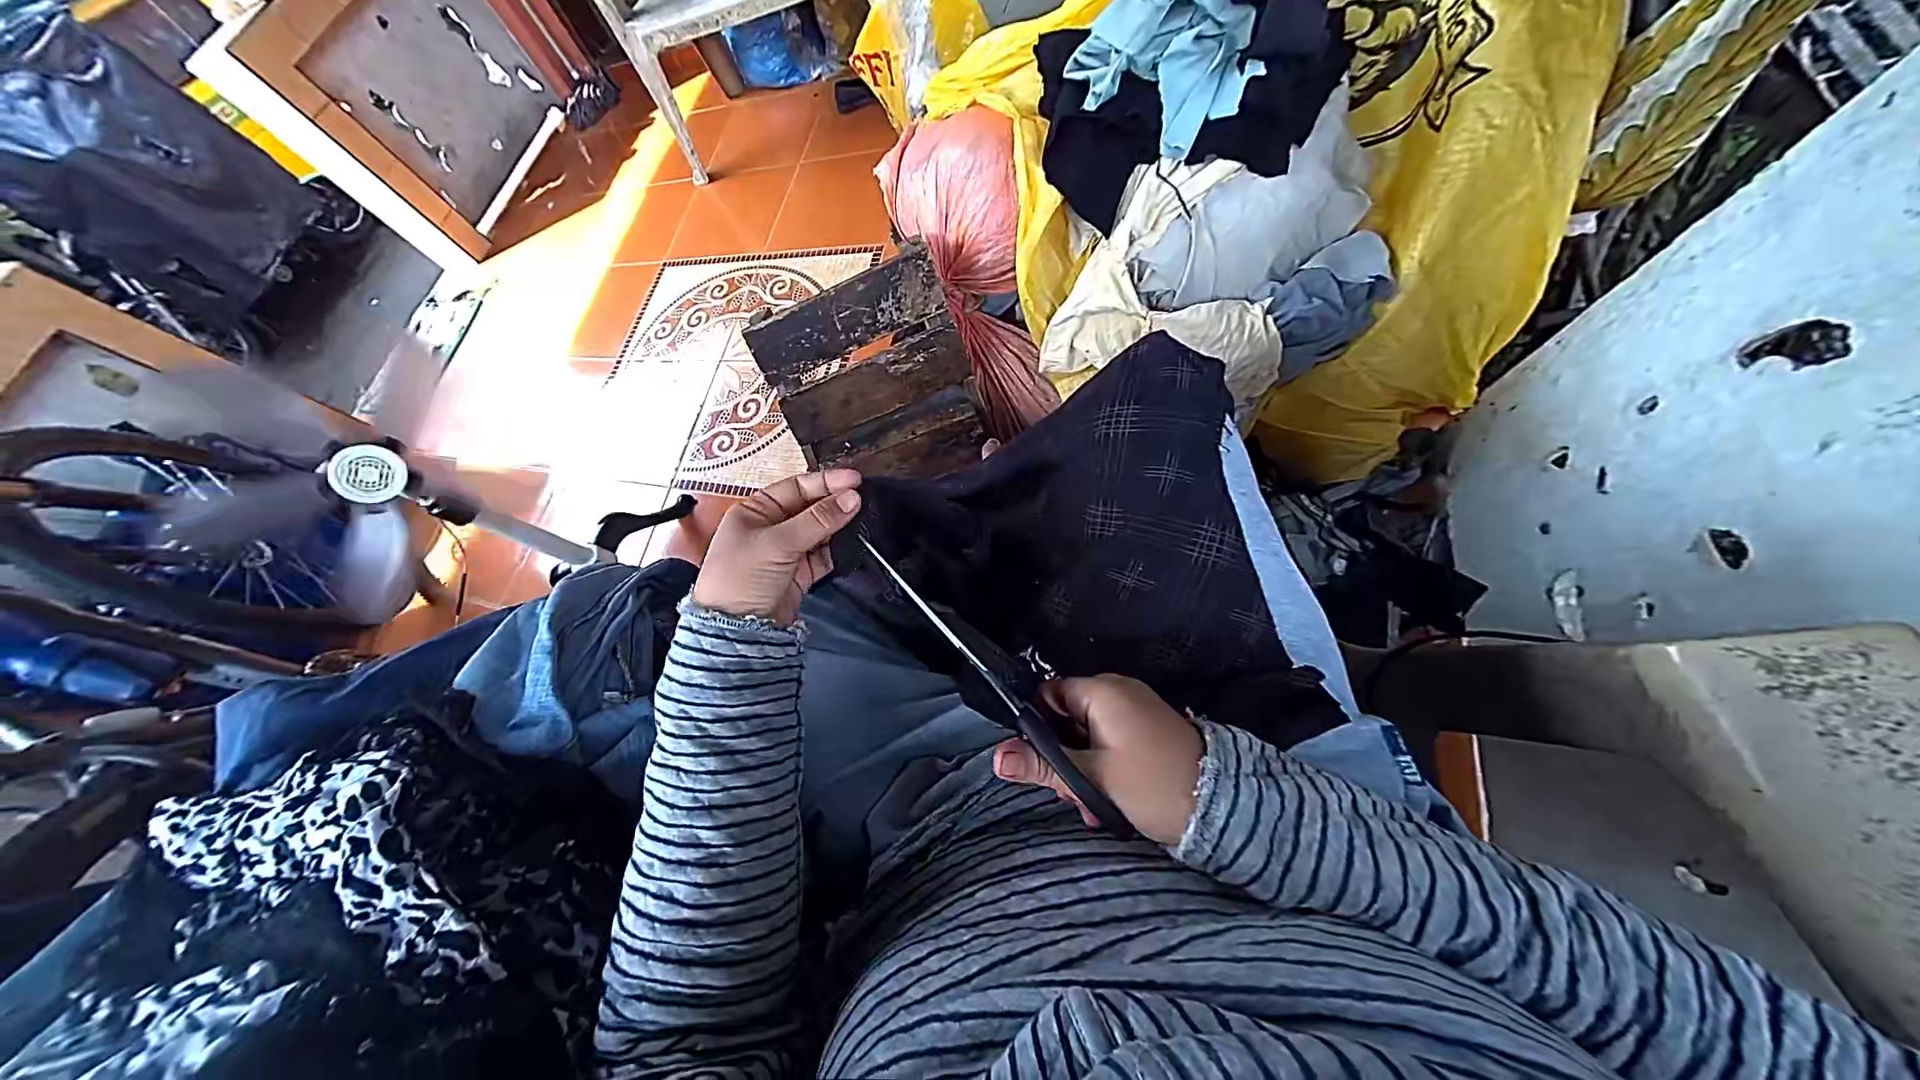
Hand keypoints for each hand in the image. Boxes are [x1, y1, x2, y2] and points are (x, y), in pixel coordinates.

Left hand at [690, 469, 861, 624]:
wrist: (736, 629)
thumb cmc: (739, 580)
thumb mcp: (778, 542)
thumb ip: (818, 520)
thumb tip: (850, 499)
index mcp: (755, 510)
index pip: (796, 487)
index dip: (825, 482)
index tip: (853, 480)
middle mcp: (770, 528)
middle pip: (810, 508)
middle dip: (835, 503)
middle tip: (861, 499)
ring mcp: (785, 551)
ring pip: (819, 531)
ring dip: (839, 526)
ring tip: (860, 519)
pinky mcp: (799, 573)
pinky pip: (824, 555)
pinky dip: (838, 550)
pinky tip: (852, 543)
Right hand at [992, 675, 1202, 844]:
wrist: (1220, 808)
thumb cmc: (1155, 785)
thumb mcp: (1091, 778)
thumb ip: (1041, 765)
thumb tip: (998, 757)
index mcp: (1104, 692)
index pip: (1049, 694)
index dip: (1036, 725)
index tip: (1037, 758)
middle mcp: (1119, 693)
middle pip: (1066, 717)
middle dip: (1062, 757)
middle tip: (1068, 792)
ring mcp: (1135, 711)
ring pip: (1086, 735)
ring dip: (1081, 769)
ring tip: (1090, 804)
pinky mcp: (1146, 731)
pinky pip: (1108, 742)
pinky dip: (1101, 767)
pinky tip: (1106, 799)